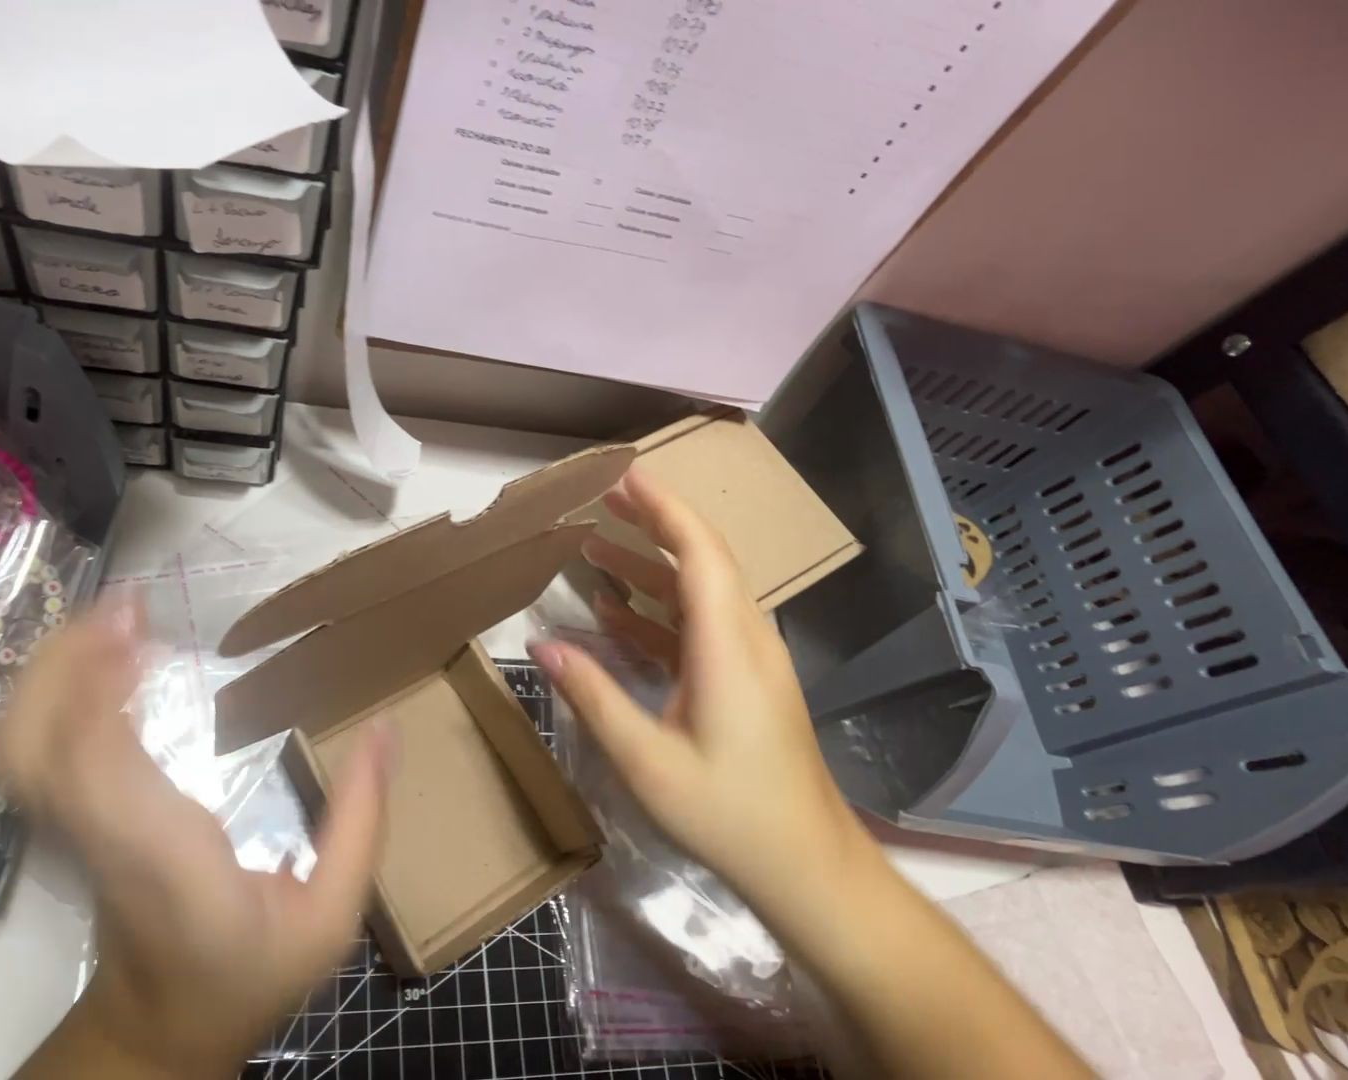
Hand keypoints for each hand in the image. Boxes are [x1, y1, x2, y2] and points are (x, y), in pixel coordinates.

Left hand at [0, 592, 397, 1077]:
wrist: (162, 1026)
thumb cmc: (248, 974)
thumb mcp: (331, 919)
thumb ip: (360, 823)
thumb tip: (385, 729)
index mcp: (164, 858)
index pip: (100, 771)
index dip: (98, 689)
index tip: (140, 626)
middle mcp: (102, 837)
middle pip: (34, 744)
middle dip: (63, 661)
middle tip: (124, 605)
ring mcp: (70, 831)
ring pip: (19, 745)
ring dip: (53, 670)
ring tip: (112, 619)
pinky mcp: (65, 821)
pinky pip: (33, 752)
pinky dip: (51, 693)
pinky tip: (102, 660)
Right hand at [529, 467, 878, 911]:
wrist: (806, 864)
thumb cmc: (728, 812)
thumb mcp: (647, 760)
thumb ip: (593, 695)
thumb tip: (541, 644)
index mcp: (728, 646)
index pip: (699, 552)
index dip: (664, 508)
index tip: (627, 474)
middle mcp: (746, 639)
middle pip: (703, 560)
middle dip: (652, 523)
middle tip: (602, 498)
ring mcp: (750, 660)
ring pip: (700, 592)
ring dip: (649, 566)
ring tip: (594, 548)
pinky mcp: (745, 682)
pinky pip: (699, 626)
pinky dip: (657, 610)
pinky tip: (615, 614)